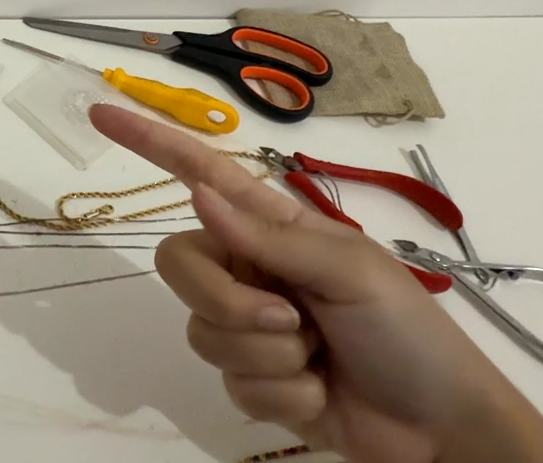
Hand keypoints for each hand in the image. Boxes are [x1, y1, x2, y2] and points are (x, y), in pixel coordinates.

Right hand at [90, 105, 542, 462]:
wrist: (441, 429)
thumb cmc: (405, 329)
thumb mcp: (347, 269)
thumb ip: (267, 235)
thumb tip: (195, 190)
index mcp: (268, 224)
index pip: (196, 171)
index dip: (149, 141)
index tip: (101, 113)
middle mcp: (245, 264)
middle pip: (179, 264)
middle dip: (228, 300)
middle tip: (288, 318)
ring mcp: (245, 322)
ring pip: (202, 328)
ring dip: (267, 353)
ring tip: (315, 356)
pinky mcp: (252, 377)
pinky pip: (230, 380)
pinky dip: (279, 392)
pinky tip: (317, 392)